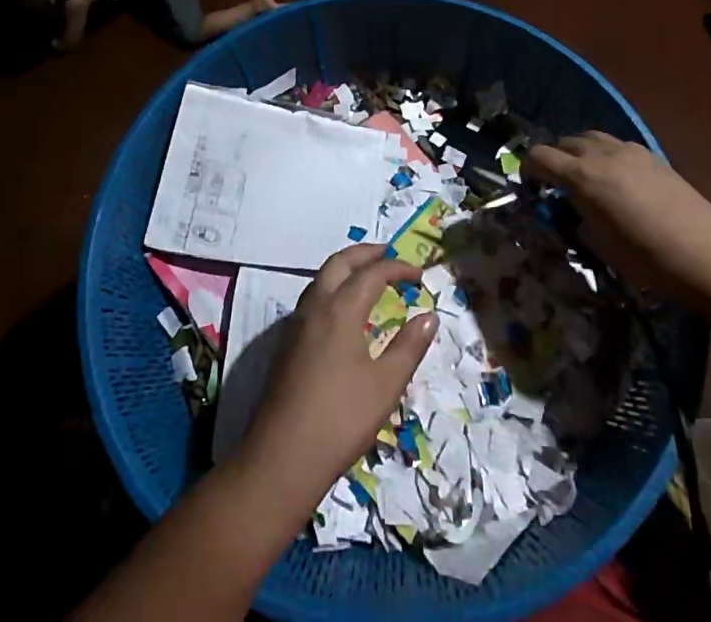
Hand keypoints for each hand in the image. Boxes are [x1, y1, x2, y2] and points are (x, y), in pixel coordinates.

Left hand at [234, 245, 437, 501]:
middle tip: (391, 256)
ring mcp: (296, 325)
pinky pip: (312, 299)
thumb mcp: (386, 384)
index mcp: (340, 309)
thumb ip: (409, 346)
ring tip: (370, 279)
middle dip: (366, 253)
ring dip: (346, 269)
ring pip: (321, 279)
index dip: (397, 268)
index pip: (372, 273)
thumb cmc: (341, 418)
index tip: (419, 275)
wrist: (282, 457)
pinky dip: (333, 289)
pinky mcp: (287, 344)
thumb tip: (428, 316)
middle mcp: (314, 307)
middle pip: (339, 263)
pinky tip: (345, 313)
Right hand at [525, 131, 710, 297]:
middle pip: (564, 142)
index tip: (531, 190)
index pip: (539, 157)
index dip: (528, 171)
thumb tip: (571, 211)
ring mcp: (630, 151)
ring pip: (591, 138)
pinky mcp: (653, 157)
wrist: (709, 254)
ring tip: (585, 179)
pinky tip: (616, 182)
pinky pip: (616, 146)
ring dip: (579, 153)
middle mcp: (602, 154)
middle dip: (553, 160)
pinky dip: (605, 156)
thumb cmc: (646, 258)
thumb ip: (576, 220)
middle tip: (556, 187)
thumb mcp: (597, 245)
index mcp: (582, 176)